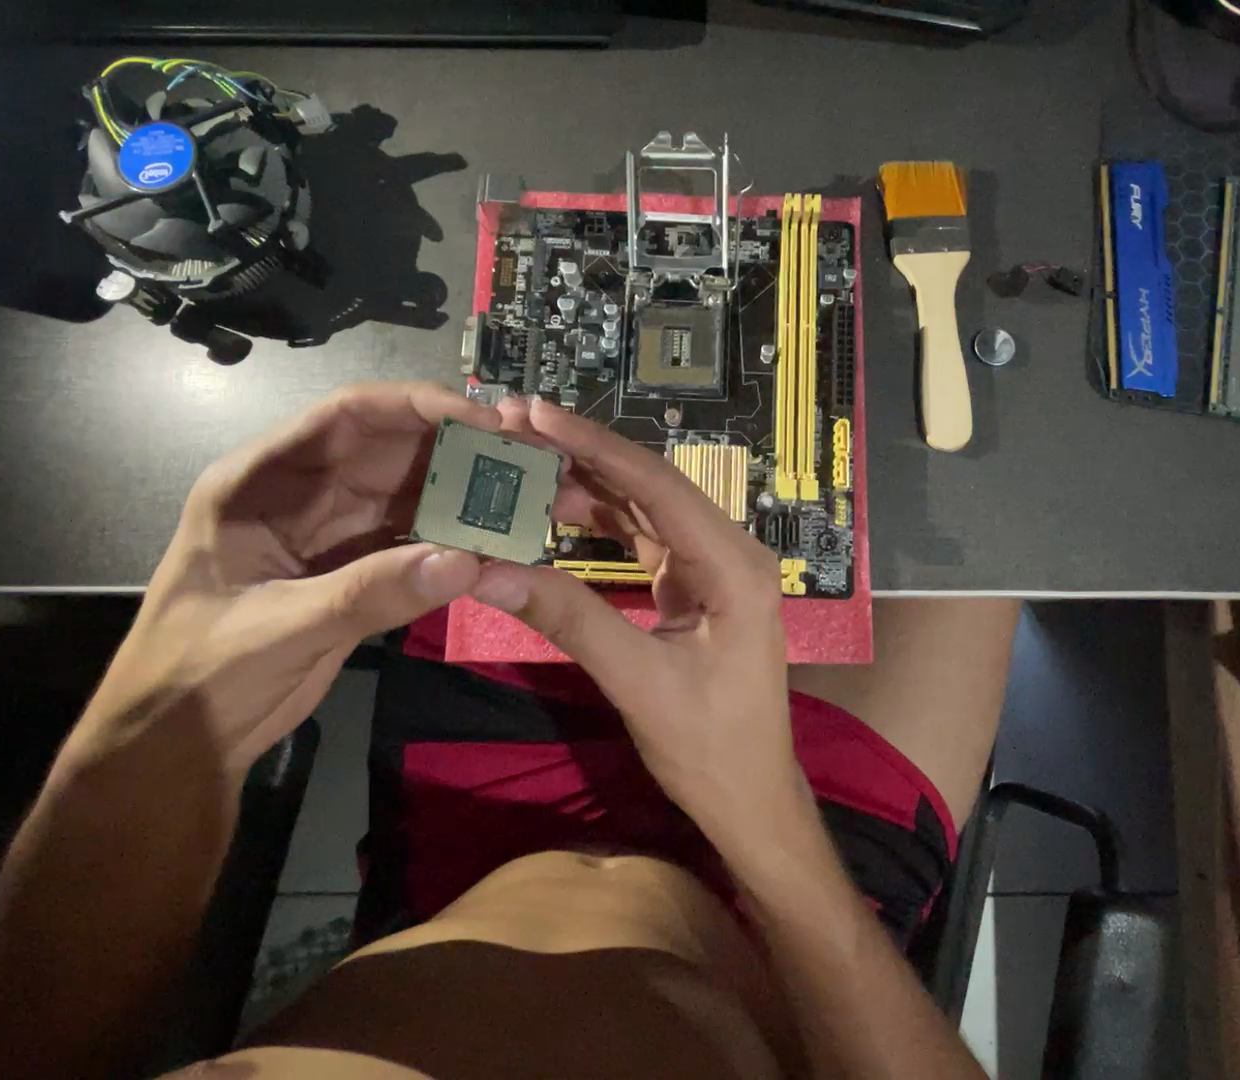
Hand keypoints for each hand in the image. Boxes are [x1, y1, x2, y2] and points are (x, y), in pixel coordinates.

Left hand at [69, 382, 500, 776]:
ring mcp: (333, 531)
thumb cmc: (201, 675)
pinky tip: (493, 542)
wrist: (182, 743)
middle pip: (388, 449)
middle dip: (455, 447)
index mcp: (258, 482)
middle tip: (524, 457)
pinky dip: (453, 540)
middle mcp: (301, 493)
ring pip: (409, 493)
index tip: (483, 420)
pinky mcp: (357, 568)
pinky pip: (415, 540)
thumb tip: (466, 558)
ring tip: (523, 494)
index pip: (344, 418)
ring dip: (462, 493)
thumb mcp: (280, 628)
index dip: (415, 406)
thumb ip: (370, 593)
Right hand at [472, 398, 809, 843]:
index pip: (658, 487)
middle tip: (512, 427)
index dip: (594, 447)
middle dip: (584, 456)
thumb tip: (488, 569)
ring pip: (645, 509)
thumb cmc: (710, 747)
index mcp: (735, 566)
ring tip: (521, 460)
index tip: (534, 414)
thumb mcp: (638, 682)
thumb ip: (570, 619)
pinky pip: (644, 539)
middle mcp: (731, 552)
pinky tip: (555, 509)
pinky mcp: (694, 586)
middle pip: (651, 487)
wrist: (750, 796)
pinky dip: (600, 523)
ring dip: (588, 485)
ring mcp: (713, 567)